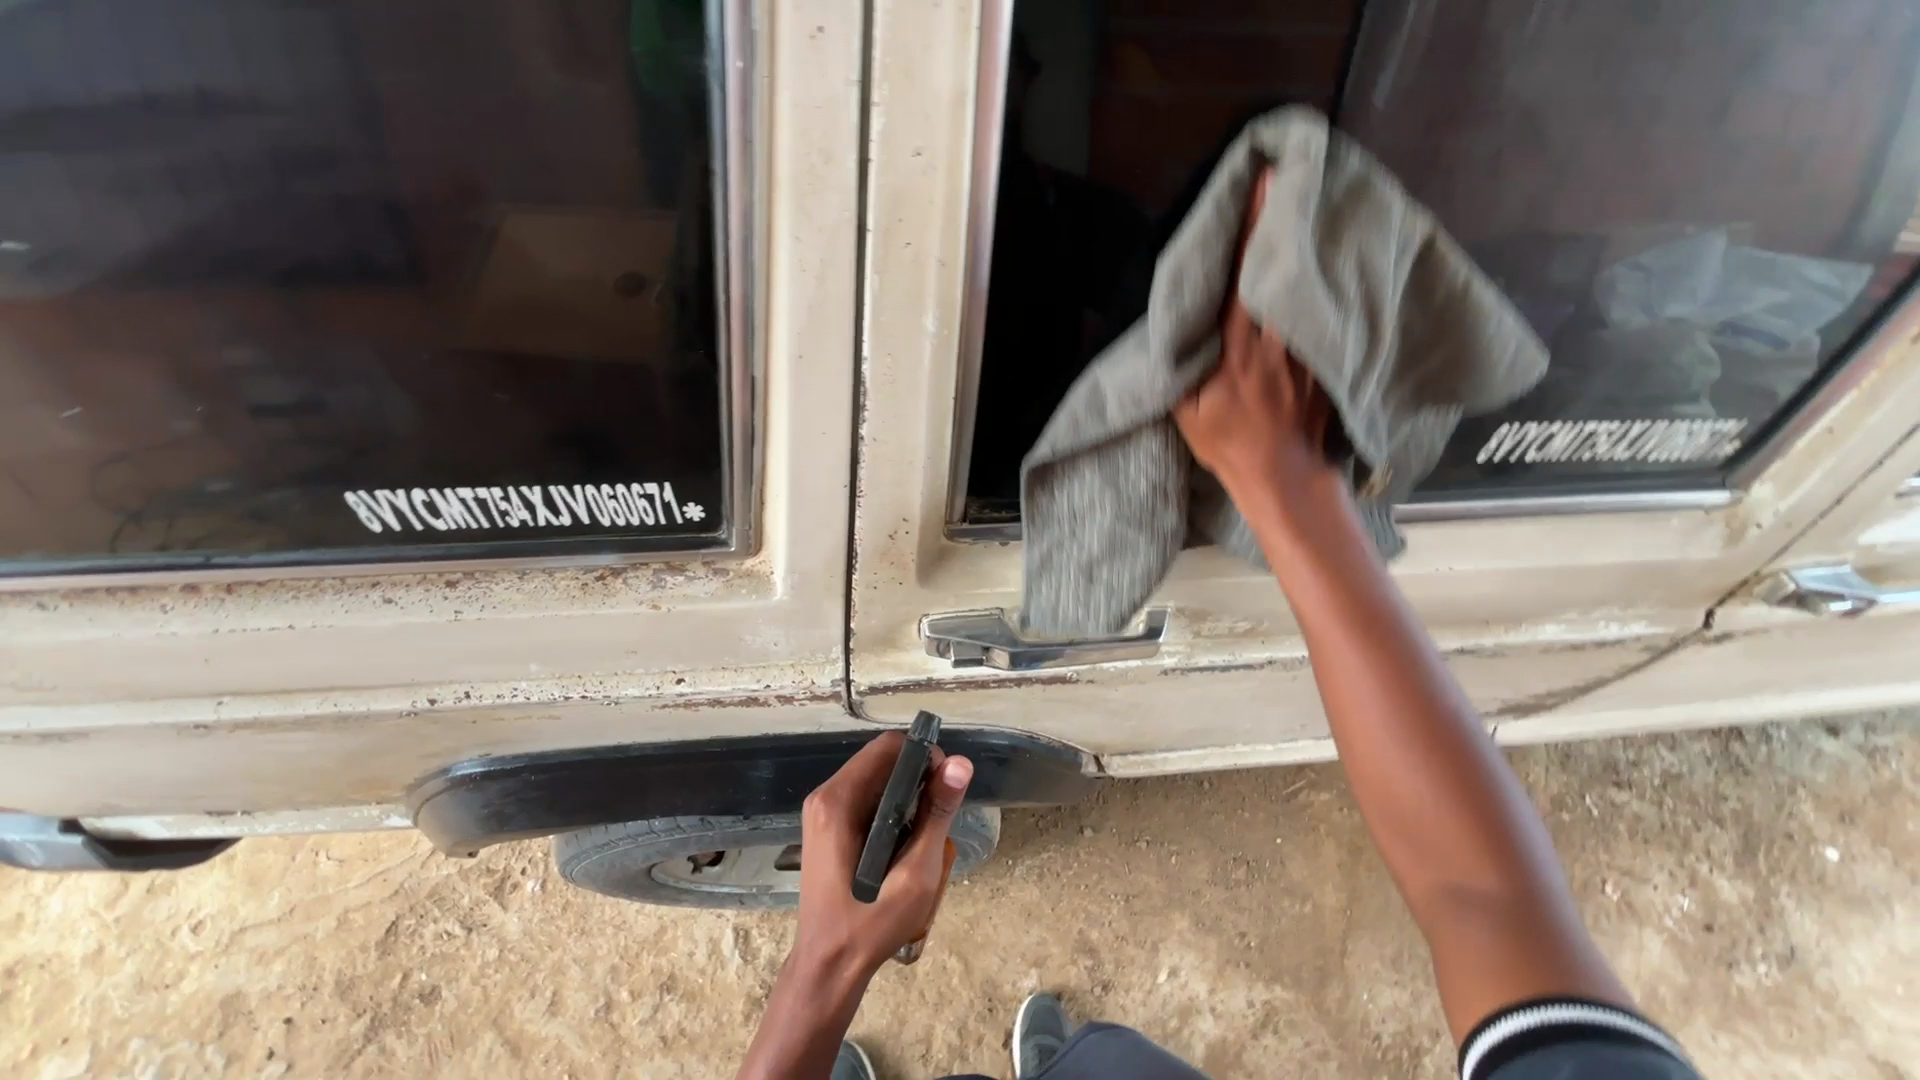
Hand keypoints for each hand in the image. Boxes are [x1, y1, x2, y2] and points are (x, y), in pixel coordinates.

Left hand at [794, 733, 973, 978]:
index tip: (946, 788)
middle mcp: (825, 796)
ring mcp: (822, 811)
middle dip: (918, 780)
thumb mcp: (916, 872)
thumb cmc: (871, 924)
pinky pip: (866, 798)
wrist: (828, 967)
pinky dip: (891, 811)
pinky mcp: (826, 826)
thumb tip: (960, 763)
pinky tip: (903, 845)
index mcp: (838, 801)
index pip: (888, 747)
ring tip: (923, 836)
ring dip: (907, 797)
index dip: (924, 756)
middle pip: (881, 761)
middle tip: (937, 818)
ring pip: (876, 779)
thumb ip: (937, 814)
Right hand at [1173, 166, 1340, 502]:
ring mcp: (1306, 346)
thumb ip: (1184, 364)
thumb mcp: (1187, 409)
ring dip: (1306, 246)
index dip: (1250, 230)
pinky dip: (1322, 285)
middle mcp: (1276, 337)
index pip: (1242, 277)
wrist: (1283, 472)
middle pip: (1281, 269)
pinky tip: (1327, 264)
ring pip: (1306, 286)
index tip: (1261, 183)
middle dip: (1285, 221)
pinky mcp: (1325, 359)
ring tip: (1311, 207)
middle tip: (1293, 174)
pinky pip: (1322, 312)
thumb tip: (1180, 327)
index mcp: (1237, 346)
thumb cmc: (1228, 442)